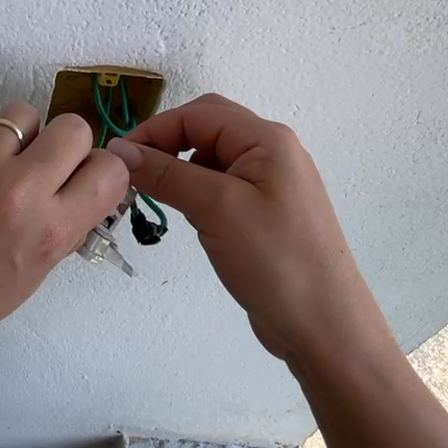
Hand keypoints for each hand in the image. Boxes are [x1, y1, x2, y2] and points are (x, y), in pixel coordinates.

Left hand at [0, 101, 127, 386]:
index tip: (82, 178)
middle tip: (40, 166)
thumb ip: (63, 222)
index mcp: (49, 231)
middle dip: (63, 146)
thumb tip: (82, 183)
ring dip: (16, 137)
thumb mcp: (33, 273)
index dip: (99, 171)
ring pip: (22, 113)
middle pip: (72, 128)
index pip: (109, 170)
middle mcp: (18, 189)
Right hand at [106, 94, 387, 362]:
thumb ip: (165, 173)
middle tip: (137, 171)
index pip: (196, 115)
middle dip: (168, 142)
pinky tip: (192, 216)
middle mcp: (273, 151)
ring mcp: (273, 182)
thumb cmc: (275, 261)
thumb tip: (119, 150)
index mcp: (267, 139)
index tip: (119, 159)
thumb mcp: (215, 209)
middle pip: (206, 126)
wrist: (328, 333)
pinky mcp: (268, 211)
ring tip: (162, 196)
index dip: (154, 131)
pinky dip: (198, 190)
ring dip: (182, 167)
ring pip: (212, 155)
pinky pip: (223, 183)